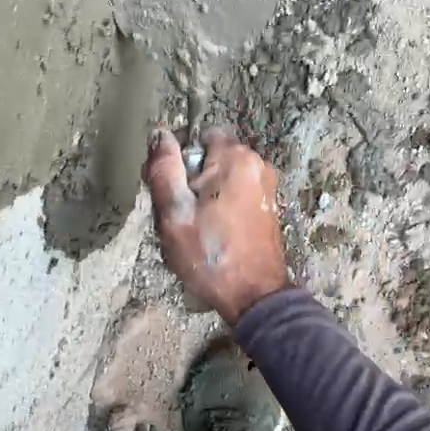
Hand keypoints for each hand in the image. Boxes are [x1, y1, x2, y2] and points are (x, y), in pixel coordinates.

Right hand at [144, 126, 291, 325]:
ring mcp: (266, 186)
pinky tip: (212, 233)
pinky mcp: (269, 205)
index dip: (178, 159)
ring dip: (204, 196)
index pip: (197, 136)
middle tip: (178, 215)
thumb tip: (160, 135)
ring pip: (222, 177)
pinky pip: (236, 193)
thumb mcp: (175, 213)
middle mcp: (257, 164)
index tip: (168, 190)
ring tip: (194, 228)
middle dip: (190, 179)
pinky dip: (221, 206)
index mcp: (236, 158)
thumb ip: (164, 169)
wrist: (253, 295)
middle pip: (210, 157)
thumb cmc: (210, 255)